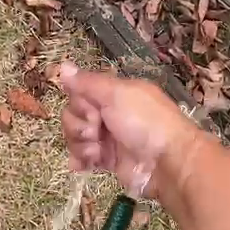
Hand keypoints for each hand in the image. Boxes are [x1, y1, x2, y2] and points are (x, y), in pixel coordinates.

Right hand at [56, 64, 199, 199]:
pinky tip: (85, 164)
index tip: (90, 109)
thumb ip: (87, 83)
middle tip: (95, 131)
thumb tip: (62, 66)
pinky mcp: (109, 160)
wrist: (166, 163)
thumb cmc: (145, 122)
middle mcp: (111, 112)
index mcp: (116, 93)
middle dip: (79, 124)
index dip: (79, 101)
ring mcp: (109, 137)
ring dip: (81, 143)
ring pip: (77, 136)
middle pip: (75, 114)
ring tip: (97, 151)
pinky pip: (84, 156)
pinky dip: (81, 159)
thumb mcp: (117, 94)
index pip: (82, 91)